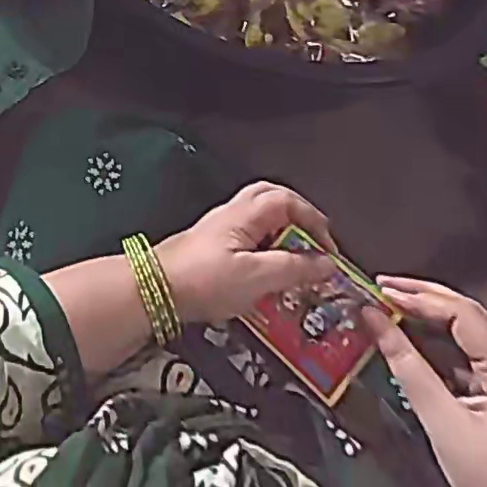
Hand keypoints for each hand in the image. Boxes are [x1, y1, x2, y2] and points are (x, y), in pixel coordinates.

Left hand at [155, 181, 337, 323]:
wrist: (157, 288)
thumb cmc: (205, 280)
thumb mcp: (256, 277)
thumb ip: (293, 268)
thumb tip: (326, 262)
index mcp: (243, 214)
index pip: (285, 199)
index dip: (312, 218)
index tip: (329, 250)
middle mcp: (232, 213)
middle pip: (271, 198)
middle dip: (300, 216)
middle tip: (317, 246)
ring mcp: (221, 227)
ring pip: (260, 217)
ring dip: (284, 233)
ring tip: (300, 262)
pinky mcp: (214, 244)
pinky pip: (250, 235)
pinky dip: (269, 246)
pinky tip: (274, 272)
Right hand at [365, 277, 486, 486]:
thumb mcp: (443, 425)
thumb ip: (407, 366)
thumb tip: (372, 318)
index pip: (467, 315)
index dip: (421, 297)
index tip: (381, 291)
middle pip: (478, 320)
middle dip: (428, 299)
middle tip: (385, 289)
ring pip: (483, 341)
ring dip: (439, 321)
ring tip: (398, 313)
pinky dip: (452, 349)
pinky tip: (427, 351)